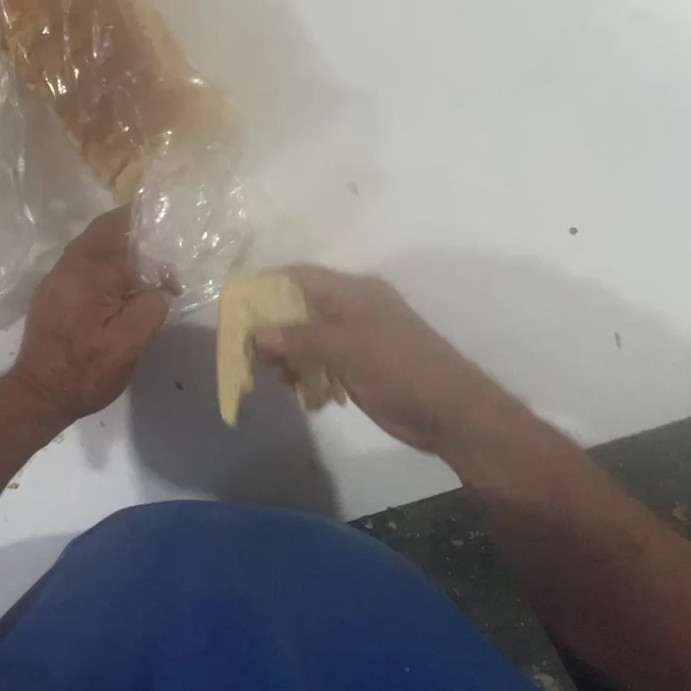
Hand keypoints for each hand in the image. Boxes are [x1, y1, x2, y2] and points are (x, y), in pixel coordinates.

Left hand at [7, 206, 172, 426]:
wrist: (39, 393)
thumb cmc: (88, 369)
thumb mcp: (131, 342)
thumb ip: (152, 306)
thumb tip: (163, 286)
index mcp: (90, 270)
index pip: (121, 230)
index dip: (147, 228)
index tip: (168, 230)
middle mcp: (68, 265)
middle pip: (102, 231)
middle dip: (130, 228)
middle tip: (158, 236)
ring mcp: (55, 279)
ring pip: (89, 247)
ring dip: (115, 247)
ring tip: (144, 260)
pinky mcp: (50, 294)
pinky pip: (79, 265)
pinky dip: (101, 264)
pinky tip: (117, 283)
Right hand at [255, 266, 501, 454]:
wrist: (453, 413)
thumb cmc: (401, 369)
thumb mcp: (346, 350)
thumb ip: (299, 339)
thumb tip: (256, 334)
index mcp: (353, 292)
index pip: (299, 277)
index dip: (267, 286)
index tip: (238, 307)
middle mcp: (352, 309)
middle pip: (299, 308)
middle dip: (272, 328)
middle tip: (252, 355)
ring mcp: (357, 338)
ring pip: (307, 337)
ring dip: (287, 355)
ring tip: (277, 379)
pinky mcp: (360, 365)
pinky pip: (321, 360)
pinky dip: (306, 371)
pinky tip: (299, 390)